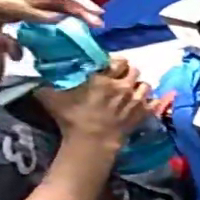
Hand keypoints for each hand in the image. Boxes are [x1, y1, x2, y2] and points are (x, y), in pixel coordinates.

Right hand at [34, 57, 151, 147]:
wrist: (93, 138)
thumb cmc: (71, 116)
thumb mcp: (50, 97)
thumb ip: (47, 83)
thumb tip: (44, 74)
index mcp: (103, 79)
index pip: (118, 61)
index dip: (115, 61)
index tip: (110, 65)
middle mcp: (124, 85)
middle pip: (135, 70)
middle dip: (127, 72)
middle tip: (120, 77)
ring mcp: (138, 97)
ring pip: (146, 84)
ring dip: (138, 85)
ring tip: (130, 89)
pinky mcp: (147, 109)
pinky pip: (155, 99)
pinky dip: (150, 99)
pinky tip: (142, 101)